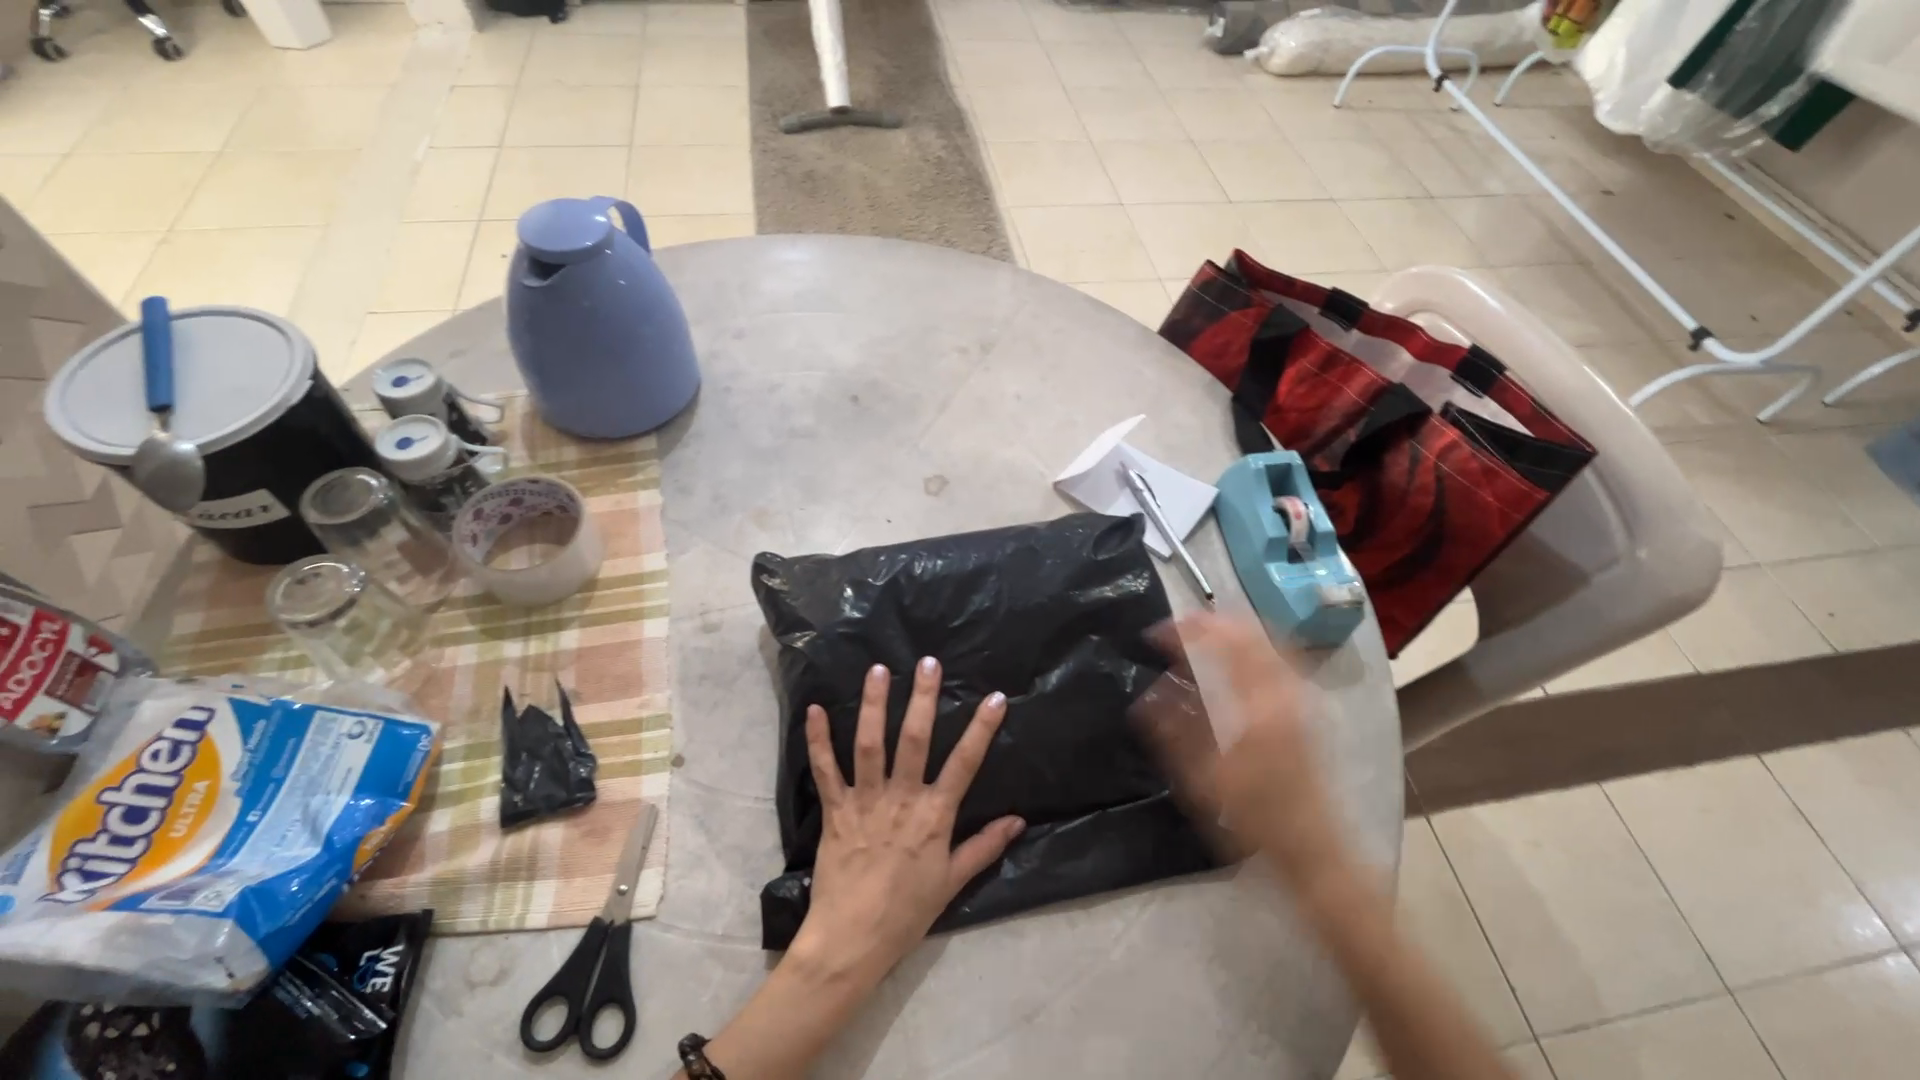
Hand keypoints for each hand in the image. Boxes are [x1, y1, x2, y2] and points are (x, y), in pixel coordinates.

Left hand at [790, 657, 1025, 985]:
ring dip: (874, 705)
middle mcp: (901, 799)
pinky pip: (825, 770)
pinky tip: (816, 709)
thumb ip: (984, 847)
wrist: (853, 940)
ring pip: (870, 745)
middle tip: (928, 662)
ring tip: (879, 670)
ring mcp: (865, 801)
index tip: (995, 698)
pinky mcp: (834, 810)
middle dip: (923, 699)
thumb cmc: (907, 912)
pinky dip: (818, 739)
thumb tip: (1018, 820)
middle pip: (915, 740)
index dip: (982, 730)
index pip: (965, 764)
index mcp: (934, 816)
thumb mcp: (953, 882)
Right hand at [1135, 614, 1346, 887]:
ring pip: (1267, 640)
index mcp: (1256, 704)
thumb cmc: (1255, 817)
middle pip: (1248, 632)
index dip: (1184, 631)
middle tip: (1177, 628)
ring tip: (1202, 635)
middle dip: (1209, 622)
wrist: (1315, 847)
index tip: (1155, 635)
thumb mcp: (1204, 779)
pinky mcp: (1306, 707)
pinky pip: (1279, 656)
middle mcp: (1283, 690)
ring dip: (1232, 630)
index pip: (1220, 644)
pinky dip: (1253, 646)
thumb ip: (1174, 732)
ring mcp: (1300, 696)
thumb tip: (1147, 696)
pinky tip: (1237, 659)